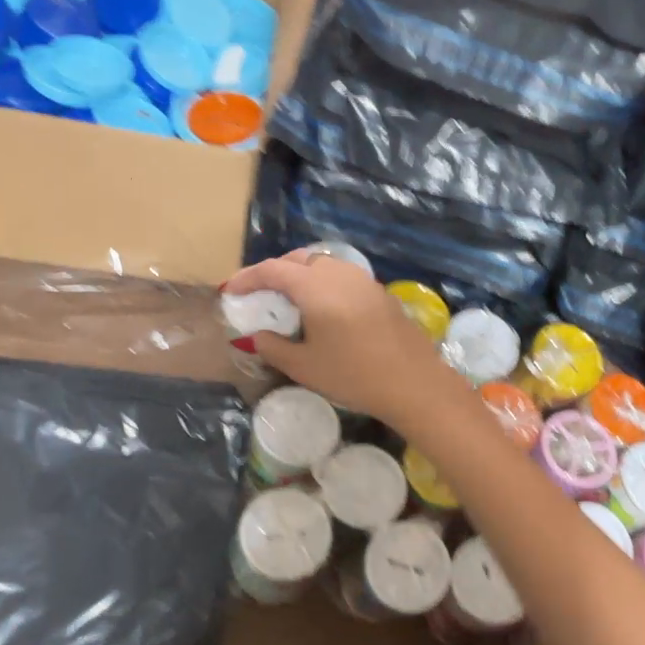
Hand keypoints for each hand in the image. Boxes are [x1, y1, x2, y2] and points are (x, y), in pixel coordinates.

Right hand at [222, 252, 465, 430]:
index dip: (247, 278)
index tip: (231, 292)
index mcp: (314, 286)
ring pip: (325, 265)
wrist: (413, 383)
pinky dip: (325, 285)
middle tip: (260, 295)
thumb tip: (256, 336)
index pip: (272, 270)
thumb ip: (273, 347)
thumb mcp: (304, 367)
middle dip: (275, 273)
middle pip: (299, 260)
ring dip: (302, 276)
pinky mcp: (381, 293)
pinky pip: (344, 278)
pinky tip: (324, 310)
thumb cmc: (353, 375)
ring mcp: (364, 281)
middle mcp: (339, 273)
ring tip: (291, 302)